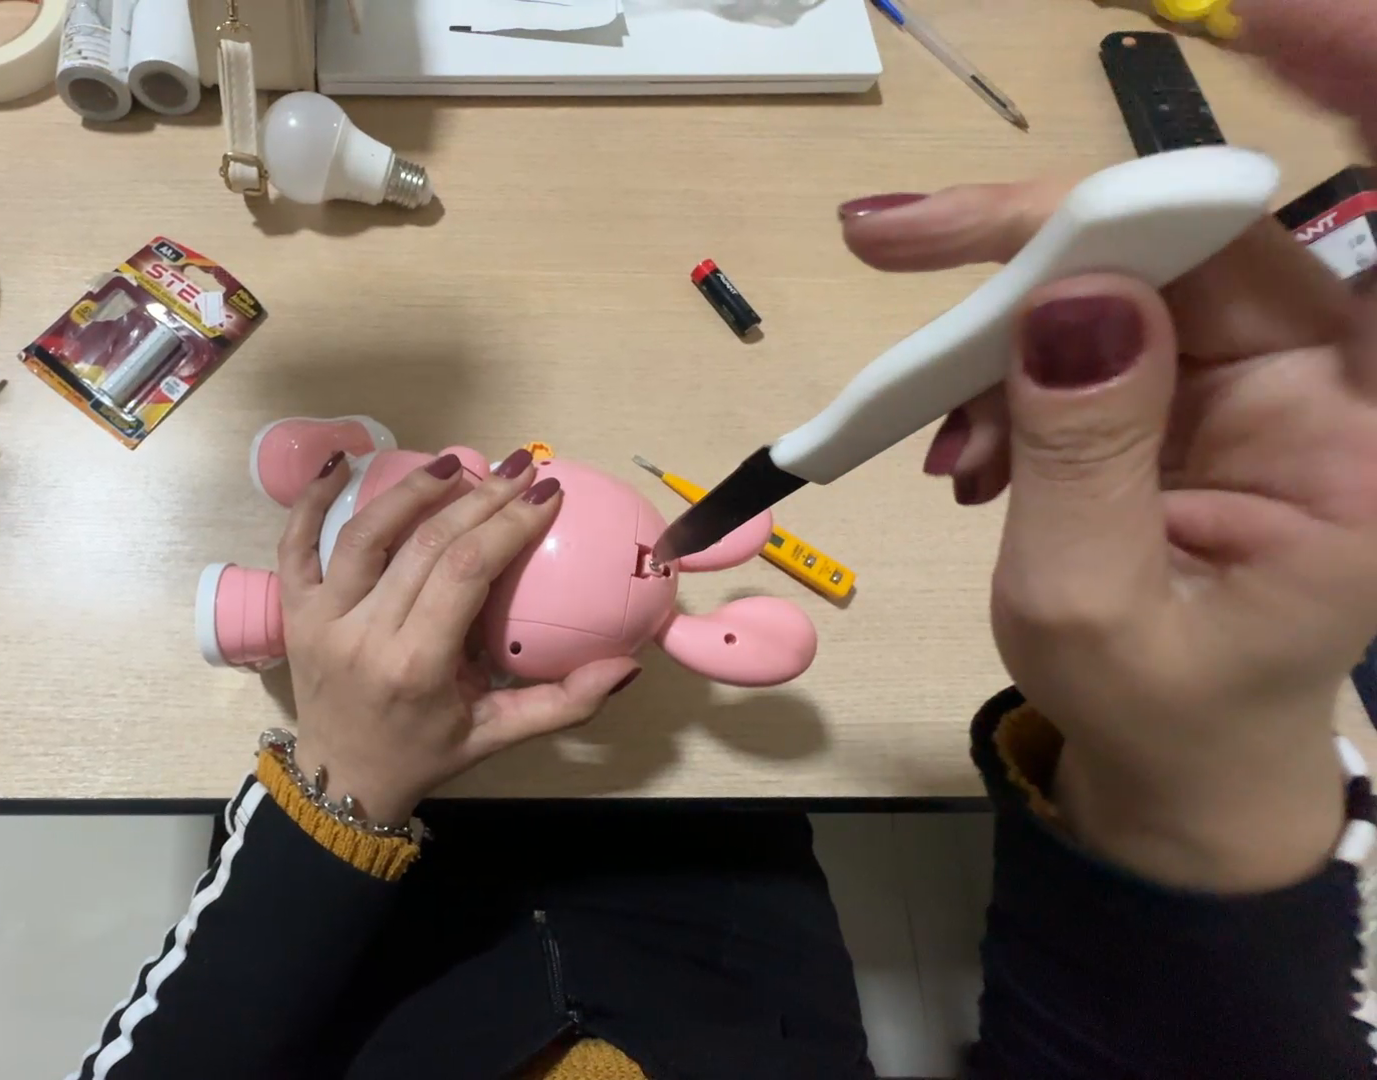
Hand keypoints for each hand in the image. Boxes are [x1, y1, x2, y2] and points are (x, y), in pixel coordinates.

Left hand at [277, 450, 640, 822]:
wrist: (339, 782)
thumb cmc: (422, 755)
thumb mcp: (494, 737)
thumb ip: (562, 705)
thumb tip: (627, 665)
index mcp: (417, 666)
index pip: (468, 572)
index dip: (511, 524)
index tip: (547, 492)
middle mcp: (363, 634)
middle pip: (427, 545)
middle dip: (480, 498)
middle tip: (518, 468)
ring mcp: (320, 618)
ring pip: (365, 535)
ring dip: (411, 490)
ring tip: (454, 464)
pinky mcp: (293, 611)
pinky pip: (294, 545)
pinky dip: (311, 499)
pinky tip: (339, 460)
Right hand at [836, 0, 1376, 889]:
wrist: (1165, 748)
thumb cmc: (1146, 699)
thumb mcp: (1085, 593)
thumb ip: (1081, 452)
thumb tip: (1062, 301)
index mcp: (1370, 431)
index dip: (1356, 87)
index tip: (1257, 20)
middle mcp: (1325, 379)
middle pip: (1189, 243)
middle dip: (1032, 239)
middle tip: (884, 235)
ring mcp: (1242, 385)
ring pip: (1108, 294)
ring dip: (990, 351)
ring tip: (940, 454)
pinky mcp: (1173, 399)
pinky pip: (1074, 347)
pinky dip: (994, 387)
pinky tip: (963, 456)